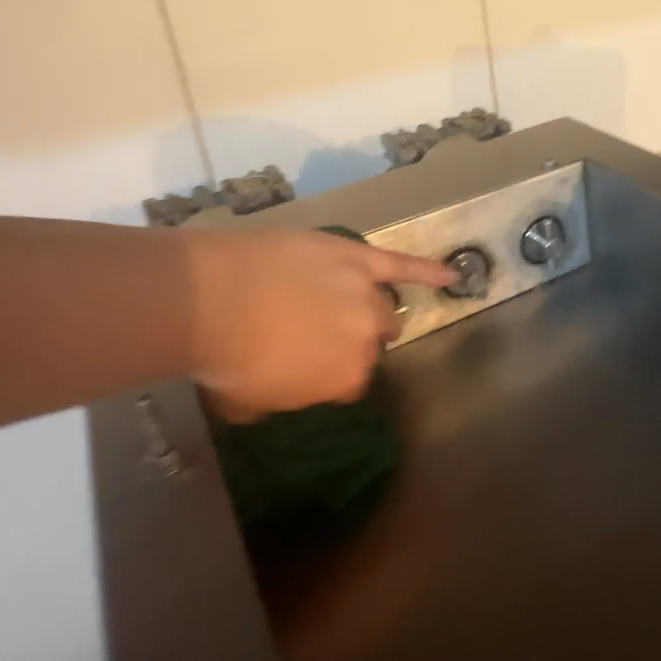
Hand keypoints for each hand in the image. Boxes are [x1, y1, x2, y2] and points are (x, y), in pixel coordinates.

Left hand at [181, 229, 455, 419]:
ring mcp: (365, 293)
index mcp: (345, 379)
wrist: (210, 298)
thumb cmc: (224, 359)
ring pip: (382, 307)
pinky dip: (426, 270)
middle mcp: (366, 338)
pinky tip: (450, 274)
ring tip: (347, 307)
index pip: (352, 380)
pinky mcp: (356, 257)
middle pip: (371, 341)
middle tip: (318, 335)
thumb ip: (280, 399)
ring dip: (368, 311)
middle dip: (350, 342)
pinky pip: (401, 264)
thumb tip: (280, 392)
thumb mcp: (247, 403)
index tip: (308, 367)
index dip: (330, 373)